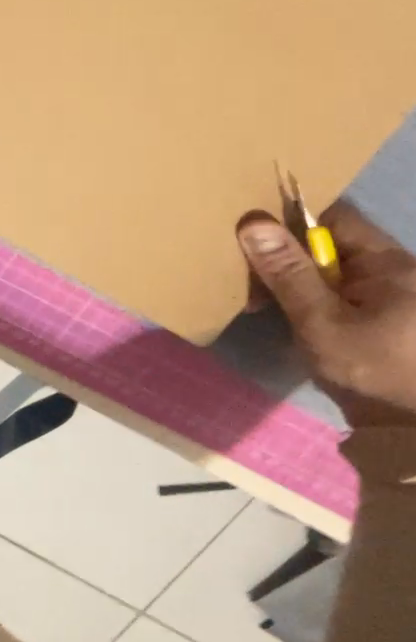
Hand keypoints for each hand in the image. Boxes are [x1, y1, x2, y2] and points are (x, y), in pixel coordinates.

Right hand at [237, 202, 415, 427]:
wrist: (412, 427)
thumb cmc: (372, 368)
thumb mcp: (320, 320)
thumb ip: (288, 271)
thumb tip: (254, 221)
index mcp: (391, 266)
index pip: (335, 217)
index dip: (291, 213)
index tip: (247, 222)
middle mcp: (396, 272)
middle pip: (327, 241)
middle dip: (280, 251)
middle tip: (241, 269)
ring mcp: (389, 296)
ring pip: (325, 266)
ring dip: (286, 276)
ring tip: (254, 297)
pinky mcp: (378, 316)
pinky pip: (332, 288)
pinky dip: (301, 293)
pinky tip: (276, 309)